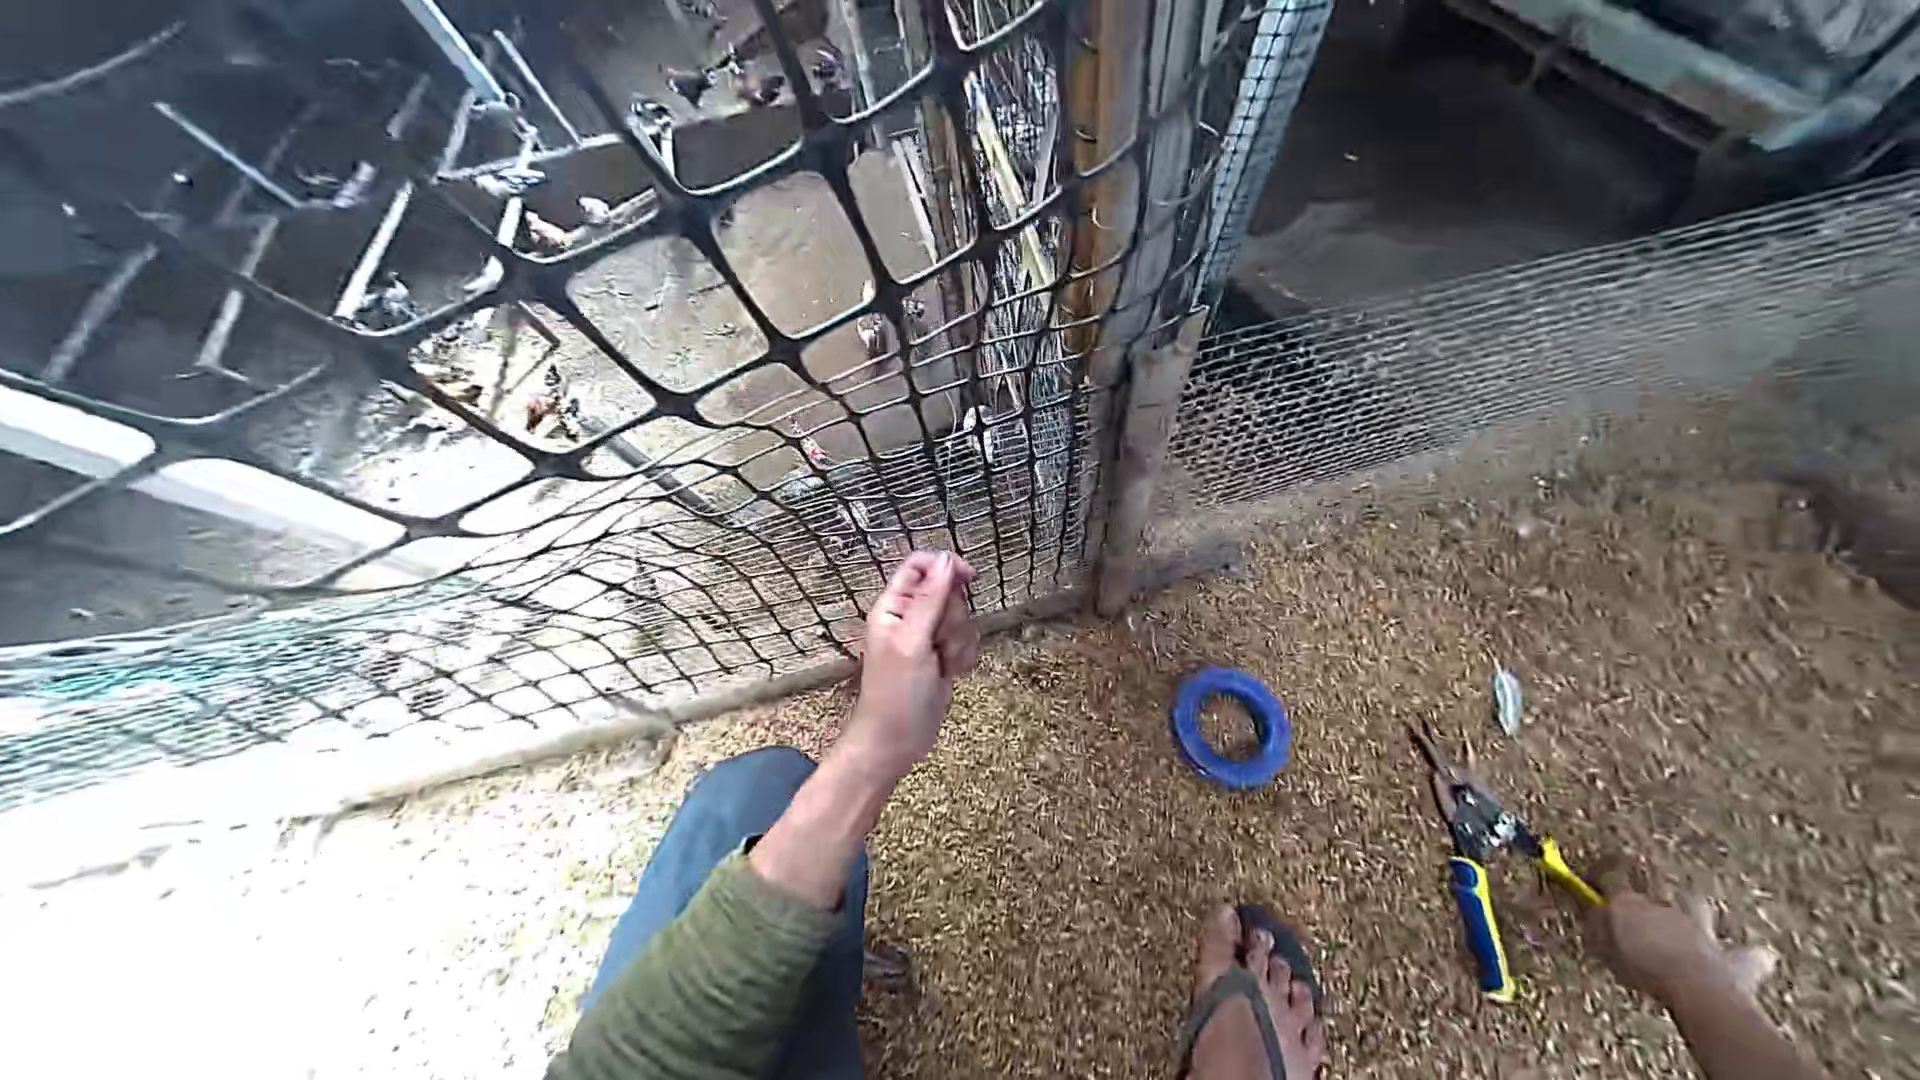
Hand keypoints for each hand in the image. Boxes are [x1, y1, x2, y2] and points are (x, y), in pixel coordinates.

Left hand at [839, 551, 978, 780]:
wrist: (898, 740)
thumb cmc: (896, 693)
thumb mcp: (912, 642)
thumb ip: (930, 598)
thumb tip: (946, 559)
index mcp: (893, 605)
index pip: (920, 565)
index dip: (945, 566)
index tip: (969, 579)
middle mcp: (911, 615)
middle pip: (948, 591)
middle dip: (952, 618)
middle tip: (937, 643)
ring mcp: (928, 636)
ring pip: (961, 616)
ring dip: (958, 641)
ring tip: (941, 664)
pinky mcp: (943, 654)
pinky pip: (967, 639)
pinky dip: (963, 656)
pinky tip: (950, 673)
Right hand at [1584, 870, 1777, 1009]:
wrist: (1697, 990)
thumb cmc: (1642, 968)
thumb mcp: (1601, 947)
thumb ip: (1597, 928)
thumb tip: (1594, 917)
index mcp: (1627, 902)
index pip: (1610, 878)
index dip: (1603, 876)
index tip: (1596, 878)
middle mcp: (1663, 907)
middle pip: (1656, 885)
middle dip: (1650, 886)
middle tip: (1645, 891)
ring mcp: (1700, 930)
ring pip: (1696, 905)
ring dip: (1692, 907)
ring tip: (1688, 912)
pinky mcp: (1732, 958)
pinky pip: (1748, 953)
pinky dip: (1749, 954)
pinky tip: (1754, 956)